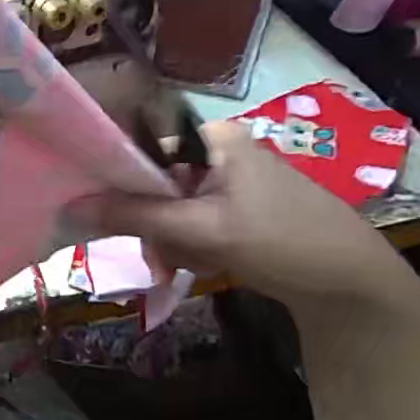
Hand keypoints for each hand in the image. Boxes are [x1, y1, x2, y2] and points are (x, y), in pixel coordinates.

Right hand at [84, 120, 419, 315]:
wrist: (347, 282)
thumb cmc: (278, 239)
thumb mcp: (200, 228)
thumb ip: (135, 216)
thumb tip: (72, 206)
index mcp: (212, 136)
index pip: (142, 141)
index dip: (115, 173)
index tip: (100, 206)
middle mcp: (215, 151)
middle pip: (151, 181)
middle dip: (153, 223)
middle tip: (163, 252)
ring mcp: (224, 181)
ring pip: (166, 208)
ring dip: (171, 241)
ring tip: (195, 262)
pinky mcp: (230, 209)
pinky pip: (187, 223)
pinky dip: (189, 246)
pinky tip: (208, 263)